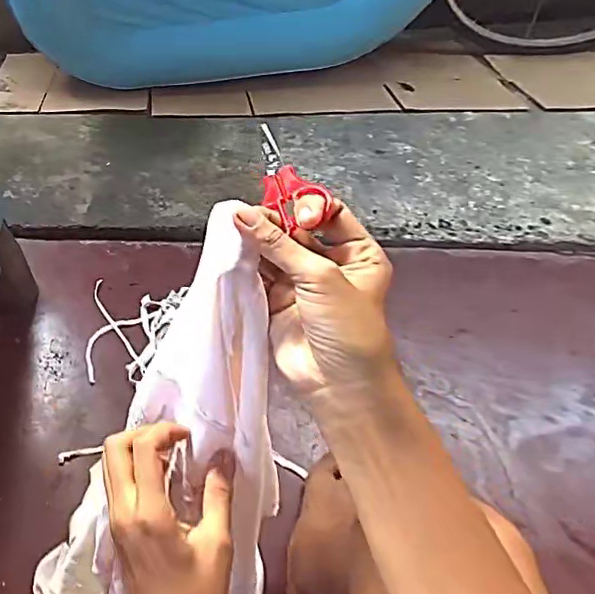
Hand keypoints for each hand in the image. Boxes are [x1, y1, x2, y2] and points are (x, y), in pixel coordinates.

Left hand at [104, 423, 233, 593]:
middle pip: (113, 448)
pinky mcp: (116, 532)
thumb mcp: (218, 546)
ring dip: (136, 449)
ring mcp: (115, 522)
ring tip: (170, 456)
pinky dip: (134, 469)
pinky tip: (162, 479)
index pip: (142, 448)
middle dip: (142, 432)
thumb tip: (223, 457)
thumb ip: (218, 494)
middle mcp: (122, 512)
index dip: (165, 430)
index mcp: (147, 513)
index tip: (188, 435)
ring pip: (110, 464)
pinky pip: (116, 483)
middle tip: (173, 439)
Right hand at [231, 197, 393, 404]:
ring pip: (276, 249)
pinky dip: (248, 261)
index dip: (308, 207)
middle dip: (276, 221)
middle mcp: (330, 264)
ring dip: (258, 239)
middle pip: (297, 229)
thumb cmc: (350, 330)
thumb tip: (246, 215)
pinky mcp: (279, 299)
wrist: (340, 386)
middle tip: (253, 216)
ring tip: (238, 228)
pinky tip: (236, 248)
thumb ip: (281, 244)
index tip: (290, 212)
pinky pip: (261, 272)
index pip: (330, 213)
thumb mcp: (321, 278)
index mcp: (357, 253)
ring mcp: (303, 282)